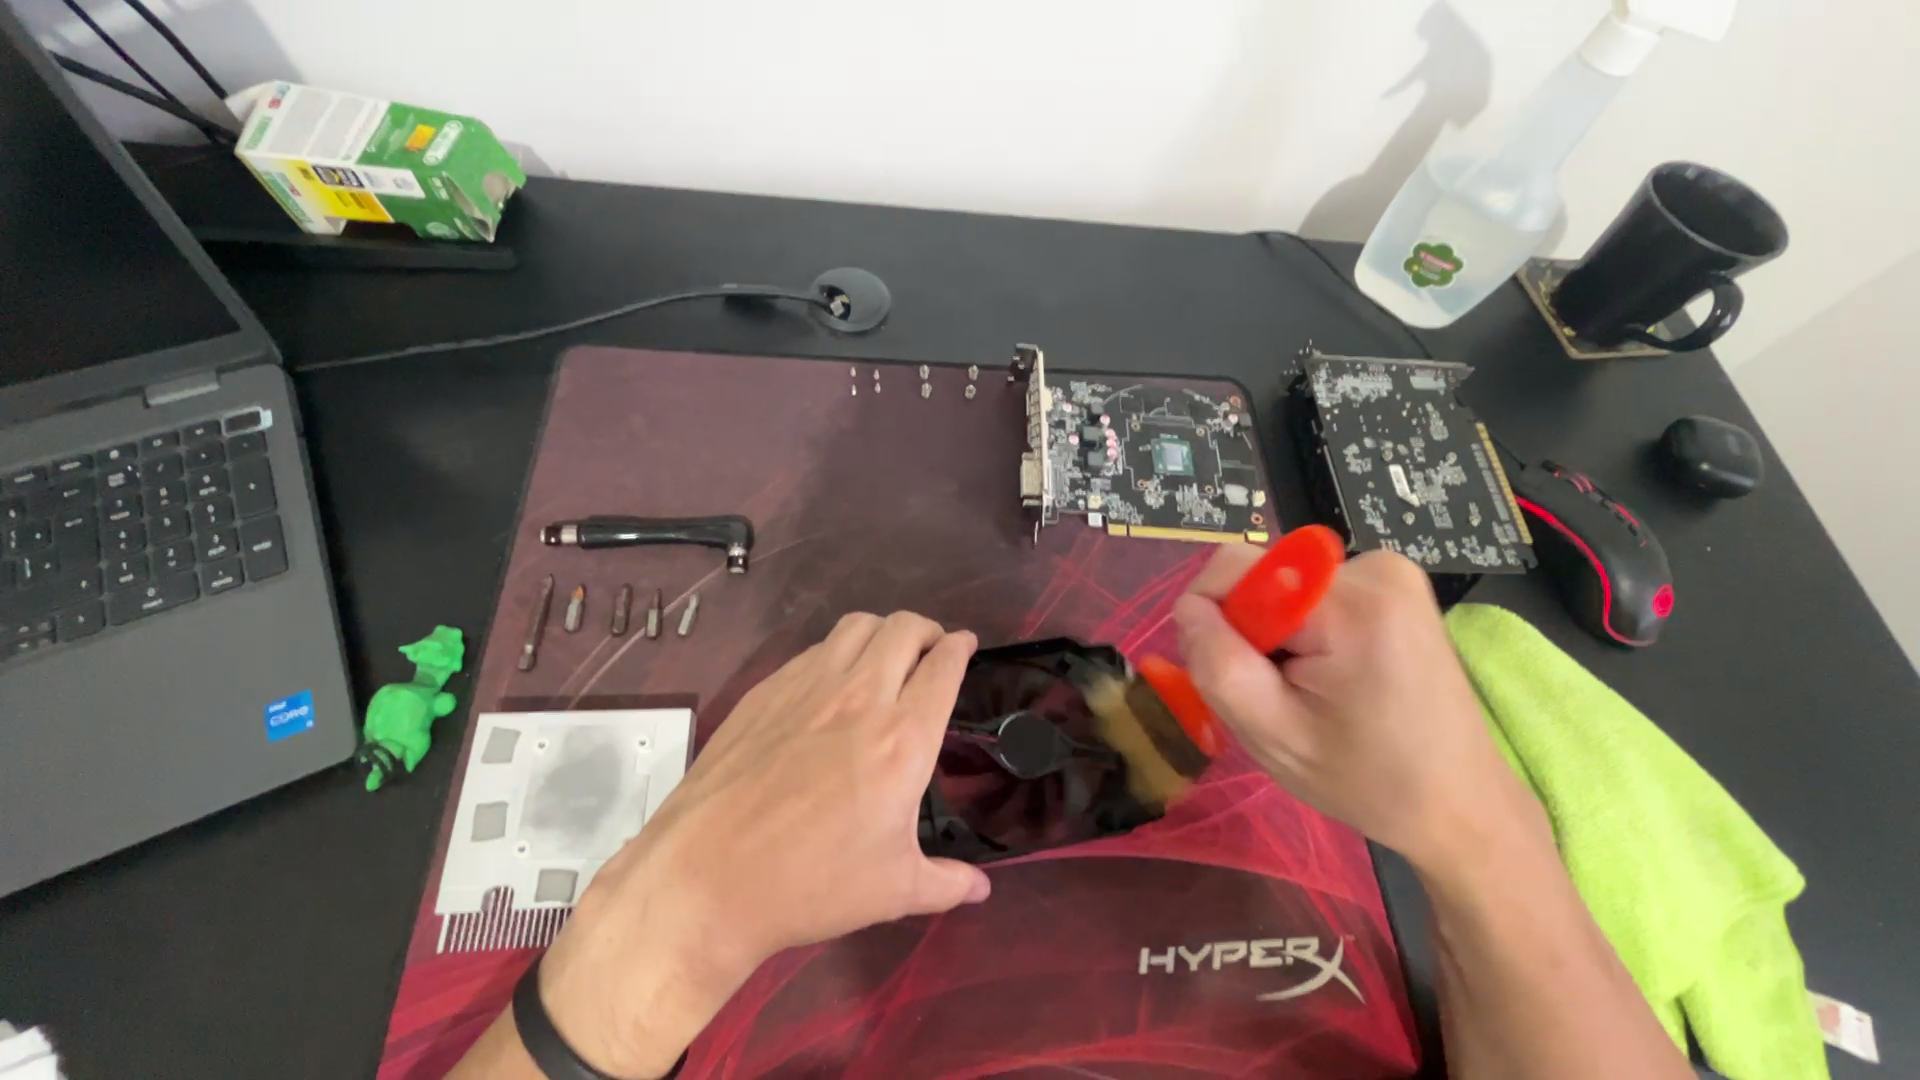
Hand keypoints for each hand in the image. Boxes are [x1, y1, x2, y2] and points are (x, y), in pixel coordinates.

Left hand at [530, 612, 988, 1077]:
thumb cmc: (810, 884)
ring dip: (882, 631)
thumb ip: (947, 882)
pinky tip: (830, 682)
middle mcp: (860, 696)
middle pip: (903, 628)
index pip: (943, 665)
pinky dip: (837, 651)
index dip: (961, 647)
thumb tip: (981, 889)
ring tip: (885, 653)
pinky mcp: (766, 691)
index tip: (965, 646)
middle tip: (930, 649)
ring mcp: (807, 687)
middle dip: (927, 630)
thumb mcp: (892, 890)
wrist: (708, 877)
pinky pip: (814, 650)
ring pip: (857, 626)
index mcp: (903, 737)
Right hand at [1171, 547, 1535, 870]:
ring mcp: (1390, 572)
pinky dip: (1304, 632)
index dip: (1216, 621)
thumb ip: (1218, 664)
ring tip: (1310, 692)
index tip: (1244, 677)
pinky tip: (1332, 676)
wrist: (1459, 803)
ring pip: (1280, 586)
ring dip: (1277, 636)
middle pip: (1259, 577)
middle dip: (1250, 633)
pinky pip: (1310, 591)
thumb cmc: (1366, 779)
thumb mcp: (1272, 735)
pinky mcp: (1394, 584)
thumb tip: (1189, 607)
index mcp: (1351, 604)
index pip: (1234, 569)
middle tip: (1279, 696)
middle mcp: (1375, 568)